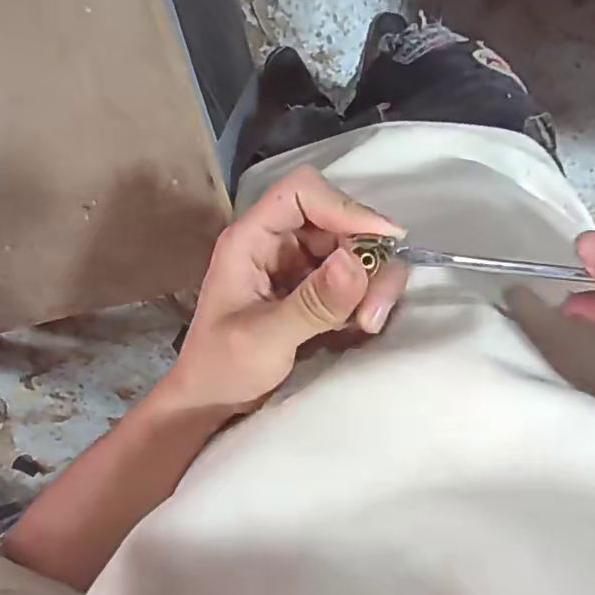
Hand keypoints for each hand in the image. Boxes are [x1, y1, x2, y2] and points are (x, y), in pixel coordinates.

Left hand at [159, 166, 408, 415]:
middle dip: (367, 258)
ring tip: (367, 325)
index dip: (344, 206)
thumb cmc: (222, 368)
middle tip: (372, 312)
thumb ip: (312, 303)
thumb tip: (354, 262)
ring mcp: (295, 266)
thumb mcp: (264, 339)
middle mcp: (275, 243)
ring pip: (353, 250)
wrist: (211, 401)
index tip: (382, 240)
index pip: (301, 192)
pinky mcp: (311, 291)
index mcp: (249, 240)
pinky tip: (361, 327)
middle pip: (339, 221)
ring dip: (372, 283)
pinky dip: (365, 297)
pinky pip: (353, 277)